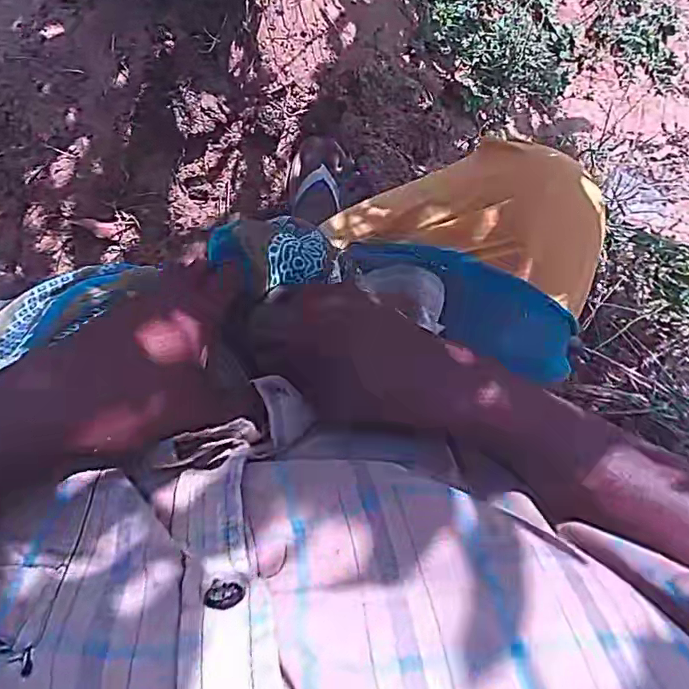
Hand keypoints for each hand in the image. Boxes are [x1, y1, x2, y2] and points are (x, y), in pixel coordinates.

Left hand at [0, 260, 249, 460]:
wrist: (59, 399)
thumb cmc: (137, 401)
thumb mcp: (197, 411)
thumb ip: (237, 406)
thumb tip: (270, 407)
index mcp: (197, 311)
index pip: (228, 278)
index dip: (244, 273)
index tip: (259, 274)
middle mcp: (169, 295)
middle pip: (195, 268)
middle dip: (212, 270)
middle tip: (229, 284)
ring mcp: (137, 301)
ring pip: (169, 280)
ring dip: (185, 283)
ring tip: (199, 304)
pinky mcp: (113, 314)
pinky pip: (148, 296)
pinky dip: (161, 301)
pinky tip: (162, 325)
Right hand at [245, 282, 513, 434]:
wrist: (440, 381)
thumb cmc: (378, 397)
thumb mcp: (322, 397)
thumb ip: (286, 375)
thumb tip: (261, 364)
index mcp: (304, 319)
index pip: (256, 322)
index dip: (248, 342)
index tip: (250, 360)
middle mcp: (319, 295)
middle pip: (276, 306)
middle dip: (269, 328)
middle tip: (273, 356)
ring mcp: (343, 291)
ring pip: (300, 300)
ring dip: (293, 320)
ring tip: (300, 349)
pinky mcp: (362, 295)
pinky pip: (324, 300)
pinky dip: (316, 315)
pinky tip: (327, 341)